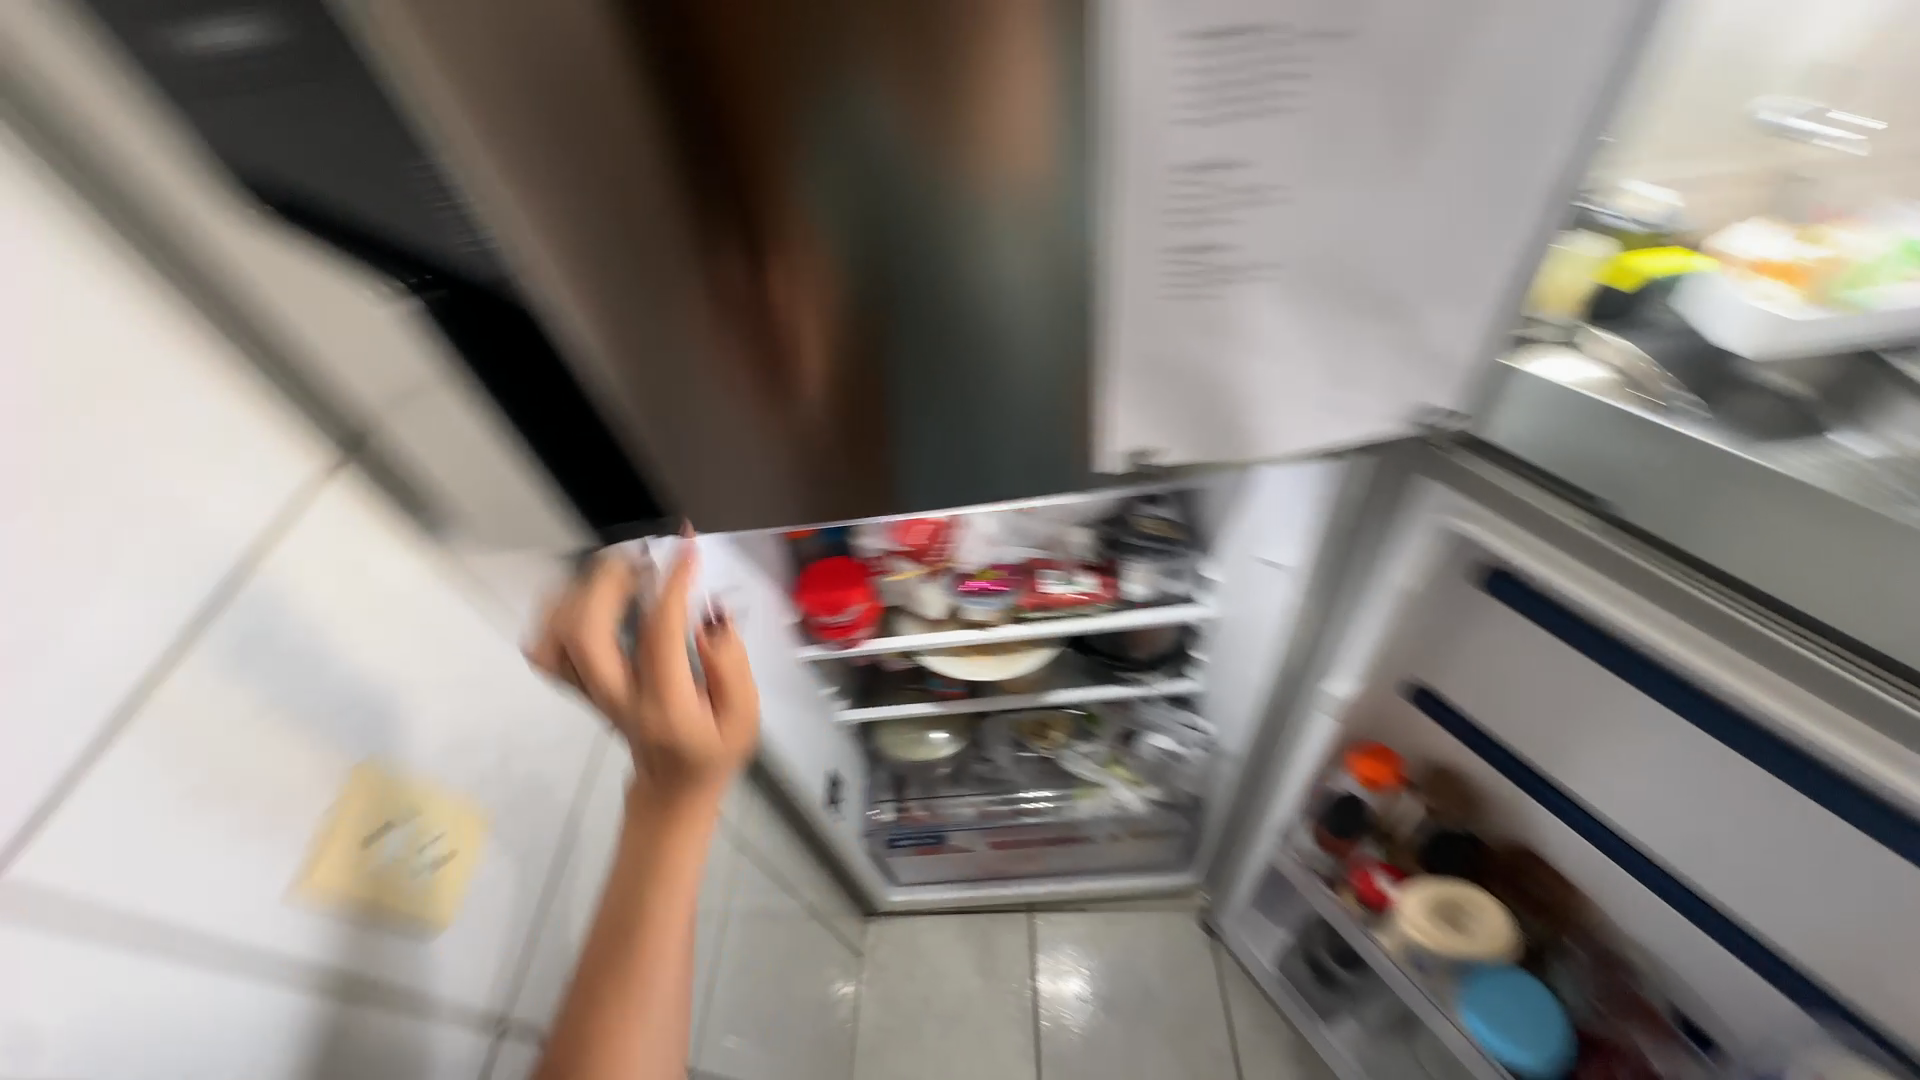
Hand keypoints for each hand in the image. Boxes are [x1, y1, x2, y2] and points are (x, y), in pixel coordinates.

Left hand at [526, 538, 759, 809]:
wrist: (673, 789)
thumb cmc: (714, 750)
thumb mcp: (746, 716)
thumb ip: (731, 665)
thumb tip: (710, 618)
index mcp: (664, 705)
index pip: (658, 634)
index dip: (671, 585)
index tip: (687, 549)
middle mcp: (617, 697)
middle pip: (586, 632)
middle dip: (610, 582)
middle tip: (644, 558)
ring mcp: (591, 693)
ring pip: (556, 638)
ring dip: (580, 593)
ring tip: (619, 572)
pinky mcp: (580, 688)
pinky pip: (546, 650)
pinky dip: (556, 615)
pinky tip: (586, 596)